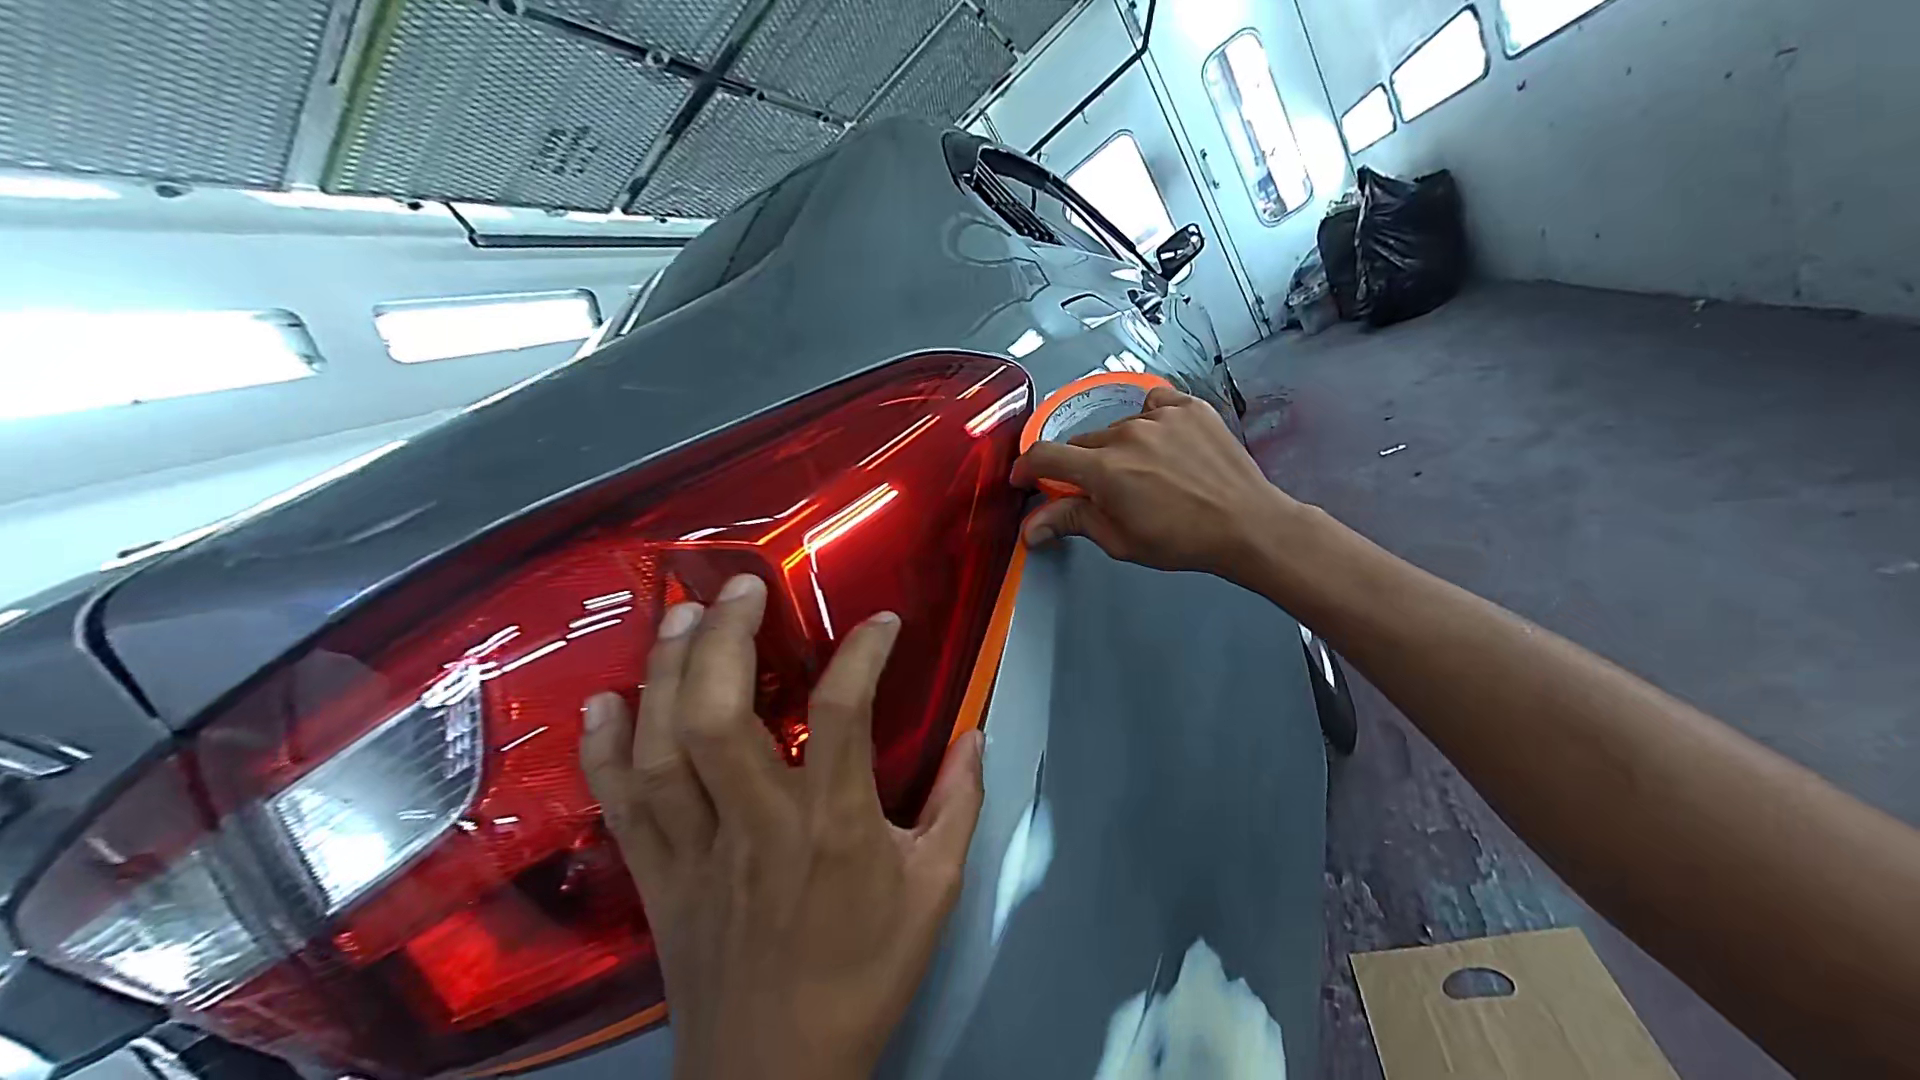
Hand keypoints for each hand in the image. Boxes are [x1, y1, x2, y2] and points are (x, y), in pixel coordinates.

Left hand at [580, 574, 984, 1079]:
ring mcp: (695, 850)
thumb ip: (957, 806)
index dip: (862, 655)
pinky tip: (604, 701)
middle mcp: (756, 826)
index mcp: (834, 827)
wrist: (776, 1075)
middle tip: (740, 587)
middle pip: (721, 718)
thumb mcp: (935, 891)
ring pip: (663, 750)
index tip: (881, 622)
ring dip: (666, 672)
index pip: (843, 716)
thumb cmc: (865, 975)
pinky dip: (602, 749)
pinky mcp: (655, 877)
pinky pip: (619, 805)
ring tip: (682, 615)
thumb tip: (974, 735)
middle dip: (726, 639)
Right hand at [1010, 385, 1300, 583]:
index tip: (1025, 476)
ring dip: (1119, 449)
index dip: (1026, 467)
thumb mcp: (1119, 540)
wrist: (1247, 524)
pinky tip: (1163, 446)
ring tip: (1147, 474)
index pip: (1045, 456)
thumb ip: (1071, 521)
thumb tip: (1033, 526)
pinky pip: (1152, 405)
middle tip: (1106, 491)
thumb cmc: (1185, 539)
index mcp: (1105, 471)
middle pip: (1082, 444)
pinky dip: (1149, 423)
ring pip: (1117, 428)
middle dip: (1084, 468)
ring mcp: (1159, 417)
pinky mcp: (1187, 407)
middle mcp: (1127, 436)